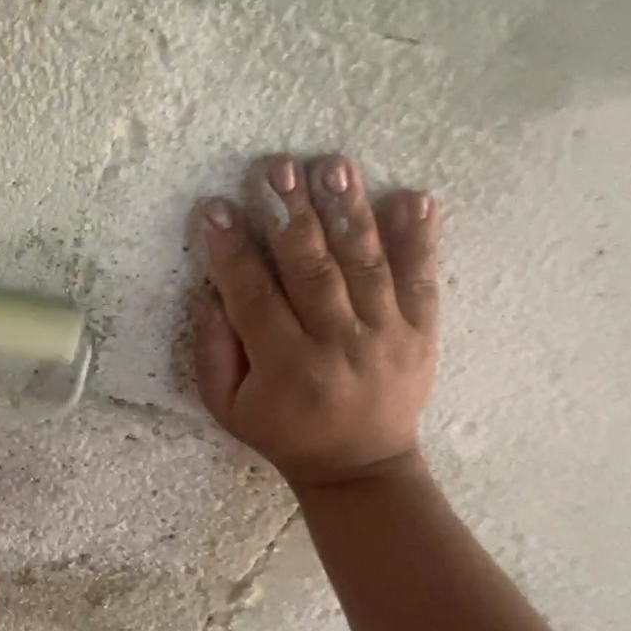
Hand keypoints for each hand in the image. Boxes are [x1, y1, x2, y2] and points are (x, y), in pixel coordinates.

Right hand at [191, 154, 441, 488]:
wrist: (360, 465)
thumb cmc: (281, 431)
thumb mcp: (225, 405)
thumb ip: (213, 350)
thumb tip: (207, 292)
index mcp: (285, 364)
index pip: (253, 295)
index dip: (232, 250)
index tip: (216, 208)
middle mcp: (338, 343)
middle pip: (312, 268)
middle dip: (291, 213)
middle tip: (275, 167)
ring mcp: (387, 334)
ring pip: (365, 263)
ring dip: (348, 210)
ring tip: (332, 166)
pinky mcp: (423, 331)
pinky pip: (422, 278)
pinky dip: (419, 237)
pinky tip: (411, 196)